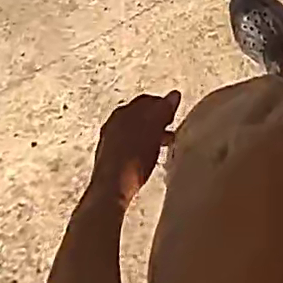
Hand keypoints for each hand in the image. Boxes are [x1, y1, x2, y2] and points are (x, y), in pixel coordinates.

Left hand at [90, 90, 179, 206]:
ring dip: (148, 134)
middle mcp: (114, 122)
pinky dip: (139, 146)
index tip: (174, 114)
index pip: (148, 100)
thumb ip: (164, 109)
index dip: (163, 105)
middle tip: (170, 128)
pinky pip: (128, 145)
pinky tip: (146, 157)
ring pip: (134, 130)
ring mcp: (109, 140)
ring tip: (161, 145)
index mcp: (124, 110)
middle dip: (155, 120)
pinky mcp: (108, 158)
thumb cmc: (134, 156)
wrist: (112, 187)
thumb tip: (174, 95)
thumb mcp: (155, 129)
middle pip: (140, 115)